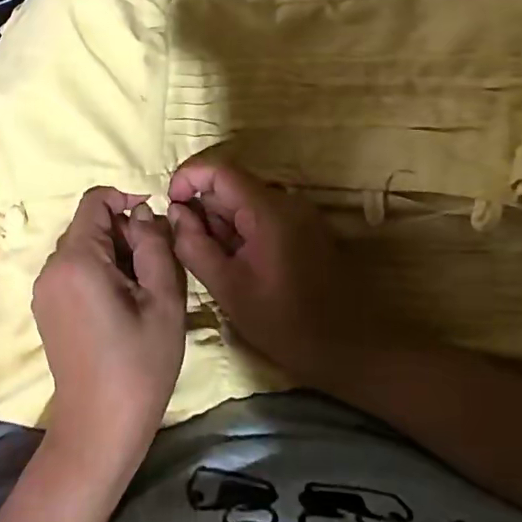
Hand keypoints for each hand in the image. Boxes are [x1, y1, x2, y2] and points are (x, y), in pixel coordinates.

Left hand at [33, 187, 186, 465]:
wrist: (100, 424)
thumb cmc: (140, 363)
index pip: (94, 202)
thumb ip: (154, 246)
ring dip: (111, 255)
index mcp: (75, 259)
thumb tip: (142, 213)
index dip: (125, 199)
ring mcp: (43, 288)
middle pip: (87, 226)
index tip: (154, 222)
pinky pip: (71, 271)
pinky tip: (119, 306)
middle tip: (155, 267)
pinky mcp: (44, 307)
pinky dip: (95, 273)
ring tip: (141, 291)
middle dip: (123, 234)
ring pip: (80, 249)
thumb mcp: (163, 301)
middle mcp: (50, 267)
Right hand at [167, 149, 379, 383]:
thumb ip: (193, 244)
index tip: (170, 205)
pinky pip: (259, 216)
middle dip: (202, 207)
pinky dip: (238, 231)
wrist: (351, 351)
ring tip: (213, 261)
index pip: (218, 169)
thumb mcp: (227, 287)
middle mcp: (286, 202)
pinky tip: (234, 264)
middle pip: (230, 185)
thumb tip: (176, 212)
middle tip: (188, 245)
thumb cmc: (285, 323)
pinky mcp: (303, 231)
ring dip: (219, 222)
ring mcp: (298, 216)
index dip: (187, 178)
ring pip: (242, 201)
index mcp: (269, 211)